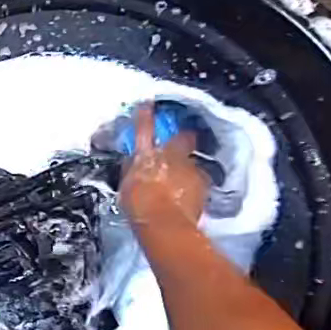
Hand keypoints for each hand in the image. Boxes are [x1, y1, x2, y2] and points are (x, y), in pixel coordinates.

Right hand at [120, 100, 208, 227]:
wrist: (165, 224)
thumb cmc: (140, 207)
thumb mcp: (126, 186)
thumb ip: (131, 170)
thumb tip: (132, 162)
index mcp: (147, 155)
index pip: (144, 129)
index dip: (145, 116)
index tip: (147, 104)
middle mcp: (172, 157)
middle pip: (183, 137)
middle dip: (181, 138)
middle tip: (178, 142)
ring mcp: (191, 170)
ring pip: (192, 160)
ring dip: (186, 166)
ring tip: (180, 179)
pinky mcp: (204, 185)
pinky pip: (199, 179)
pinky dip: (193, 184)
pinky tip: (186, 194)